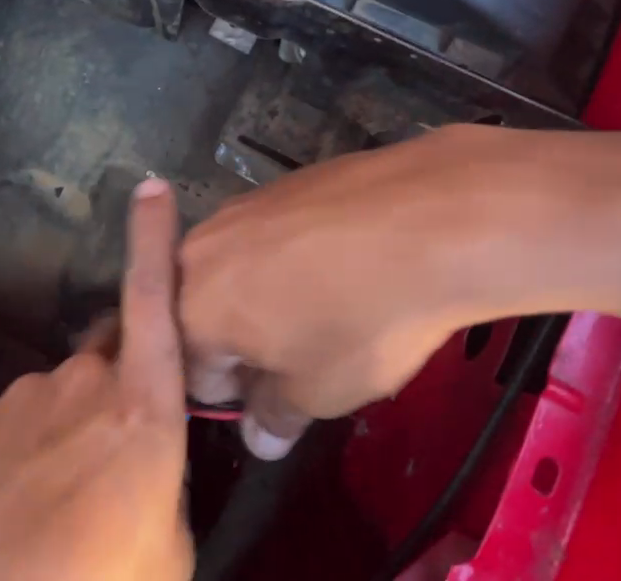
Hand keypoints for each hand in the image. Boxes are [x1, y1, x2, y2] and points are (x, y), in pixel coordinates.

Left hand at [0, 179, 193, 580]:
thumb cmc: (97, 578)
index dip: (154, 242)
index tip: (151, 189)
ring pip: (63, 400)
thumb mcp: (169, 550)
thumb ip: (166, 487)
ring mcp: (21, 398)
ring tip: (65, 505)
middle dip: (119, 395)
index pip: (152, 301)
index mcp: (139, 408)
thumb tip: (150, 469)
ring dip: (72, 434)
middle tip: (116, 469)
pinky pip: (21, 423)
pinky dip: (29, 452)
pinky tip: (20, 508)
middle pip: (110, 365)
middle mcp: (79, 383)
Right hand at [178, 125, 574, 459]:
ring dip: (262, 295)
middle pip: (205, 313)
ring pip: (233, 271)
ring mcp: (236, 209)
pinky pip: (264, 236)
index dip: (240, 396)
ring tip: (324, 302)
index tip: (284, 394)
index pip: (194, 373)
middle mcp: (198, 252)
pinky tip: (338, 262)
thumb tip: (259, 436)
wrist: (426, 220)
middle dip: (243, 339)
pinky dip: (286, 256)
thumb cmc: (364, 318)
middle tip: (302, 350)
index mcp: (193, 309)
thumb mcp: (322, 390)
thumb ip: (275, 417)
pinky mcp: (274, 184)